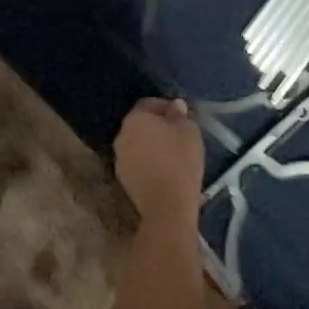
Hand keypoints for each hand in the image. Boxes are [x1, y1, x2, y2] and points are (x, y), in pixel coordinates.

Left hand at [113, 98, 204, 222]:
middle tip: (178, 133)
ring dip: (152, 145)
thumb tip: (175, 106)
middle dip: (158, 126)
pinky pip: (138, 163)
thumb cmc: (179, 160)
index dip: (166, 106)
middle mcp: (121, 135)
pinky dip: (149, 162)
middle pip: (141, 124)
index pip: (149, 103)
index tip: (182, 115)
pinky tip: (166, 169)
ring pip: (138, 144)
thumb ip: (179, 114)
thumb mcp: (188, 130)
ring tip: (173, 153)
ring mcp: (120, 159)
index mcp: (135, 118)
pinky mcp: (124, 180)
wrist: (167, 205)